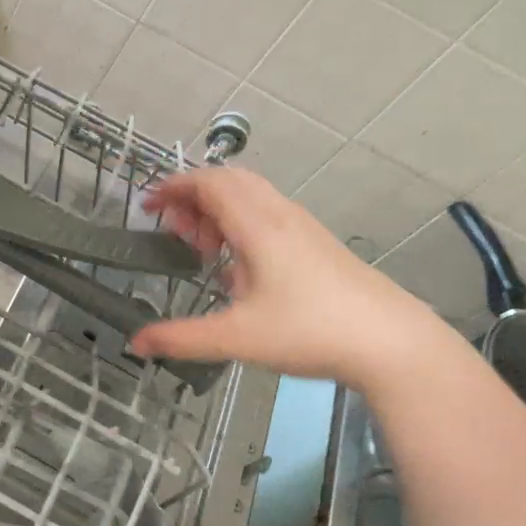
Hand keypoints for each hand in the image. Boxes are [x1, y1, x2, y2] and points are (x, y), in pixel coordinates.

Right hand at [129, 168, 461, 391]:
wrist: (390, 342)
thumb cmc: (309, 331)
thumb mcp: (235, 339)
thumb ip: (181, 339)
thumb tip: (136, 344)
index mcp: (259, 227)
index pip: (211, 183)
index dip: (174, 186)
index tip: (148, 205)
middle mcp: (281, 217)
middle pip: (231, 182)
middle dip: (193, 196)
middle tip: (171, 229)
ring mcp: (303, 229)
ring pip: (252, 197)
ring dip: (218, 210)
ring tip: (199, 248)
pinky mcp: (316, 246)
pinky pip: (268, 215)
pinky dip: (240, 224)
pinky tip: (236, 266)